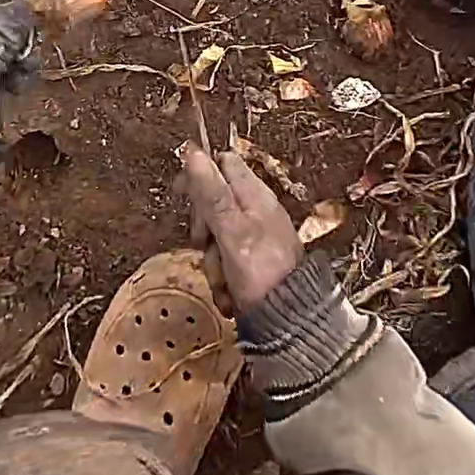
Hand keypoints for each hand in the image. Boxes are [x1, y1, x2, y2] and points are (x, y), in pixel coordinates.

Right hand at [182, 142, 302, 314]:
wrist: (290, 322)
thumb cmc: (263, 272)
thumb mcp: (231, 230)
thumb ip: (211, 193)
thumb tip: (193, 152)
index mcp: (253, 193)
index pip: (222, 163)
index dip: (200, 174)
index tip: (183, 194)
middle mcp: (254, 209)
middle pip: (213, 200)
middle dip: (202, 225)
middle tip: (204, 241)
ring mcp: (253, 236)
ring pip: (215, 235)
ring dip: (211, 258)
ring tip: (222, 275)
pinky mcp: (250, 262)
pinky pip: (224, 260)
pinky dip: (222, 276)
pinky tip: (229, 291)